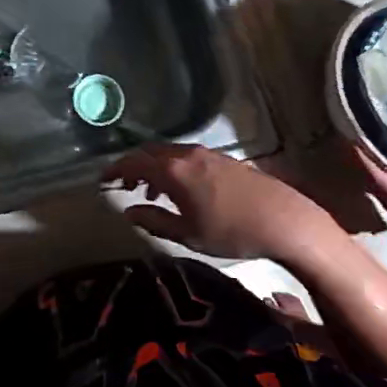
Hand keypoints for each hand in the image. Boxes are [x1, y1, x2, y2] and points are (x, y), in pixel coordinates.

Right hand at [103, 143, 335, 259]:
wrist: (284, 221)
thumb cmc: (231, 232)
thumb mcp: (187, 234)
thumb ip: (153, 221)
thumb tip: (129, 212)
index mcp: (173, 170)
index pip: (133, 161)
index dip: (114, 170)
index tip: (102, 181)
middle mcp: (188, 154)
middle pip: (149, 152)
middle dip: (133, 166)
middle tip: (123, 185)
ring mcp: (208, 153)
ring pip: (170, 153)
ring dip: (154, 167)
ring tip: (149, 192)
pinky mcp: (225, 159)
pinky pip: (187, 156)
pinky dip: (173, 168)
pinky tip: (180, 190)